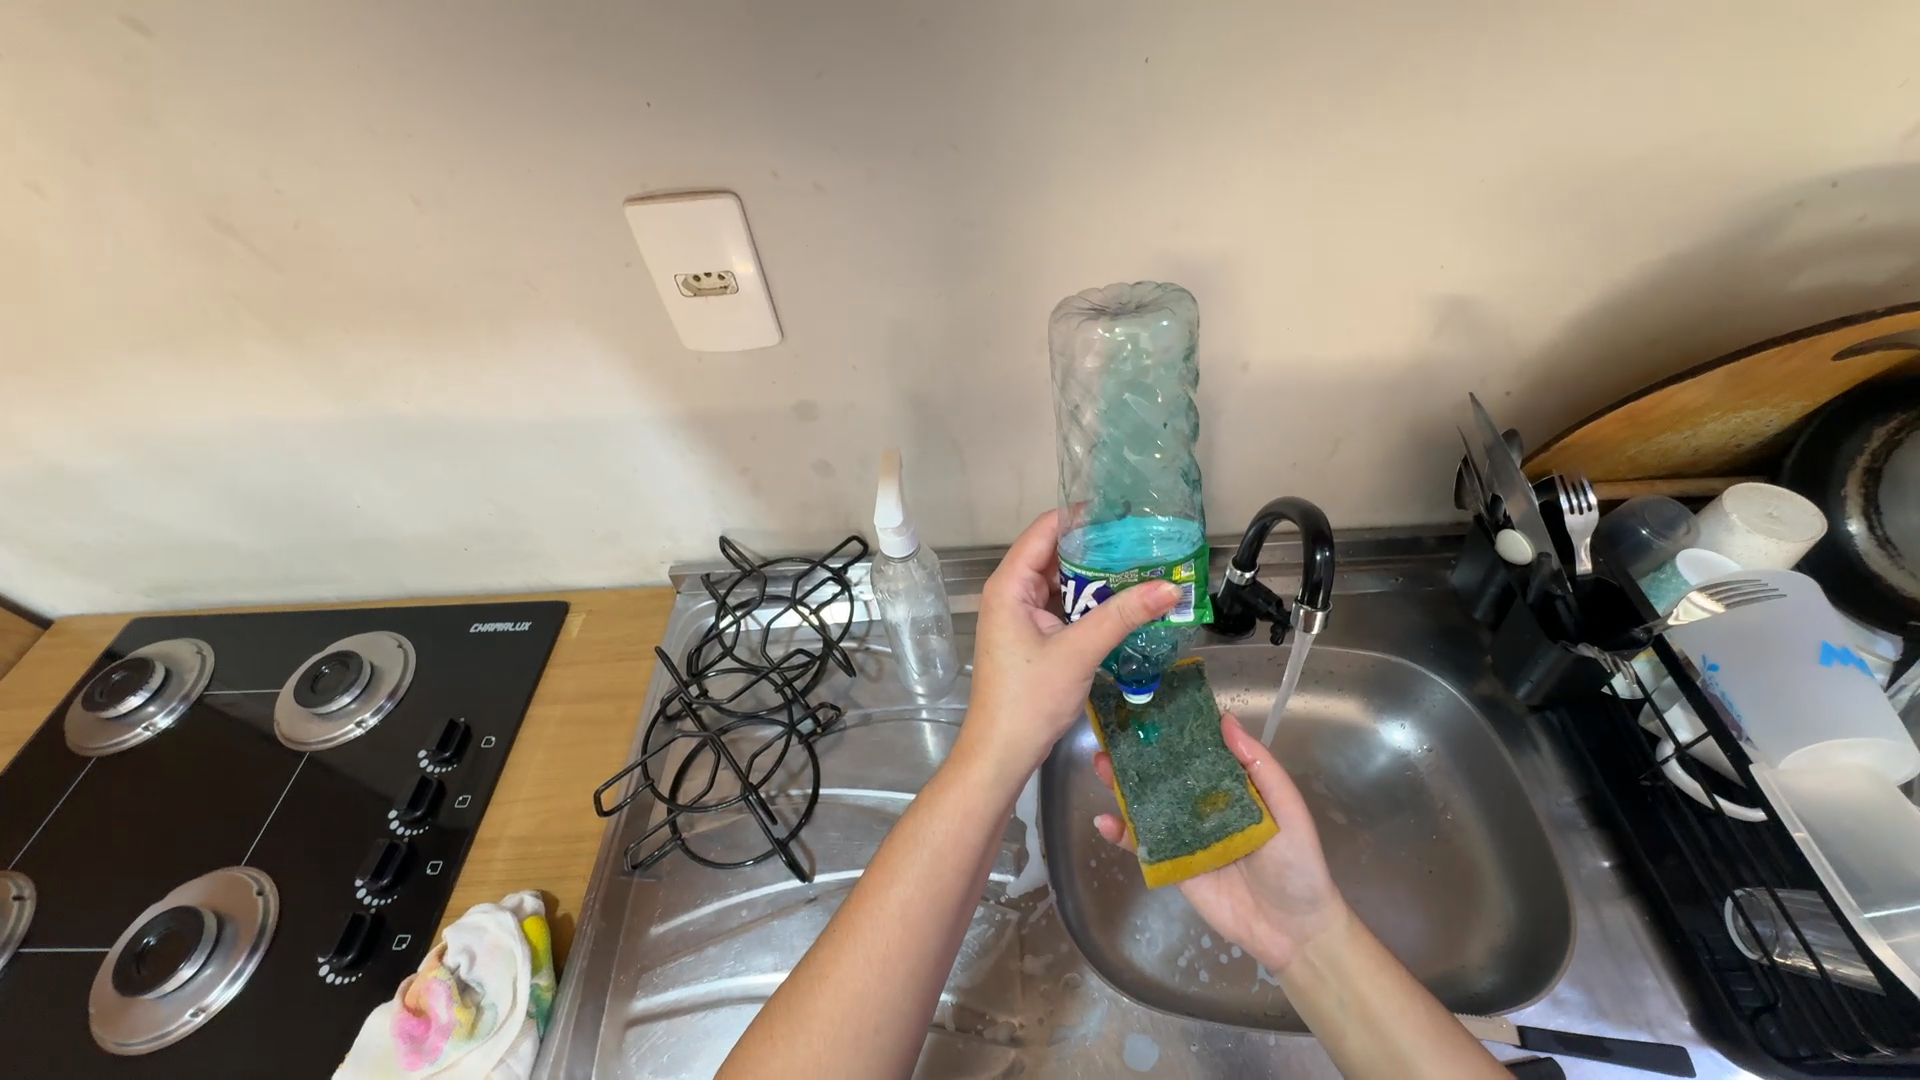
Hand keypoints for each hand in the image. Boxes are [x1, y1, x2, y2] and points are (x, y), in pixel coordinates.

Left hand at [957, 511, 1179, 780]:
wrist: (1001, 752)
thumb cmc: (1028, 699)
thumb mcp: (1079, 652)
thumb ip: (1123, 616)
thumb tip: (1169, 588)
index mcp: (1009, 585)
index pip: (1045, 530)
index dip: (1082, 517)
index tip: (1124, 512)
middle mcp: (1011, 593)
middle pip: (1055, 554)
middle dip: (1097, 547)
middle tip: (1143, 540)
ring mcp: (1020, 615)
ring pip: (1062, 582)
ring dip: (1097, 576)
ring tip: (1142, 565)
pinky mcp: (1032, 636)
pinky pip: (1063, 606)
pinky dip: (1089, 602)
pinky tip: (1123, 602)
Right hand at [1094, 712, 1347, 972]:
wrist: (1293, 930)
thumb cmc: (1297, 863)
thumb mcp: (1287, 809)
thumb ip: (1259, 767)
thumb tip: (1226, 720)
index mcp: (1229, 788)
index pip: (1196, 753)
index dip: (1172, 733)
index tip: (1146, 711)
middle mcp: (1202, 807)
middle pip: (1164, 777)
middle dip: (1135, 756)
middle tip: (1111, 737)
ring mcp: (1184, 835)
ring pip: (1146, 806)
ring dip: (1120, 786)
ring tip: (1100, 766)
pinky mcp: (1172, 865)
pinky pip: (1142, 846)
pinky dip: (1121, 834)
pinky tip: (1104, 822)